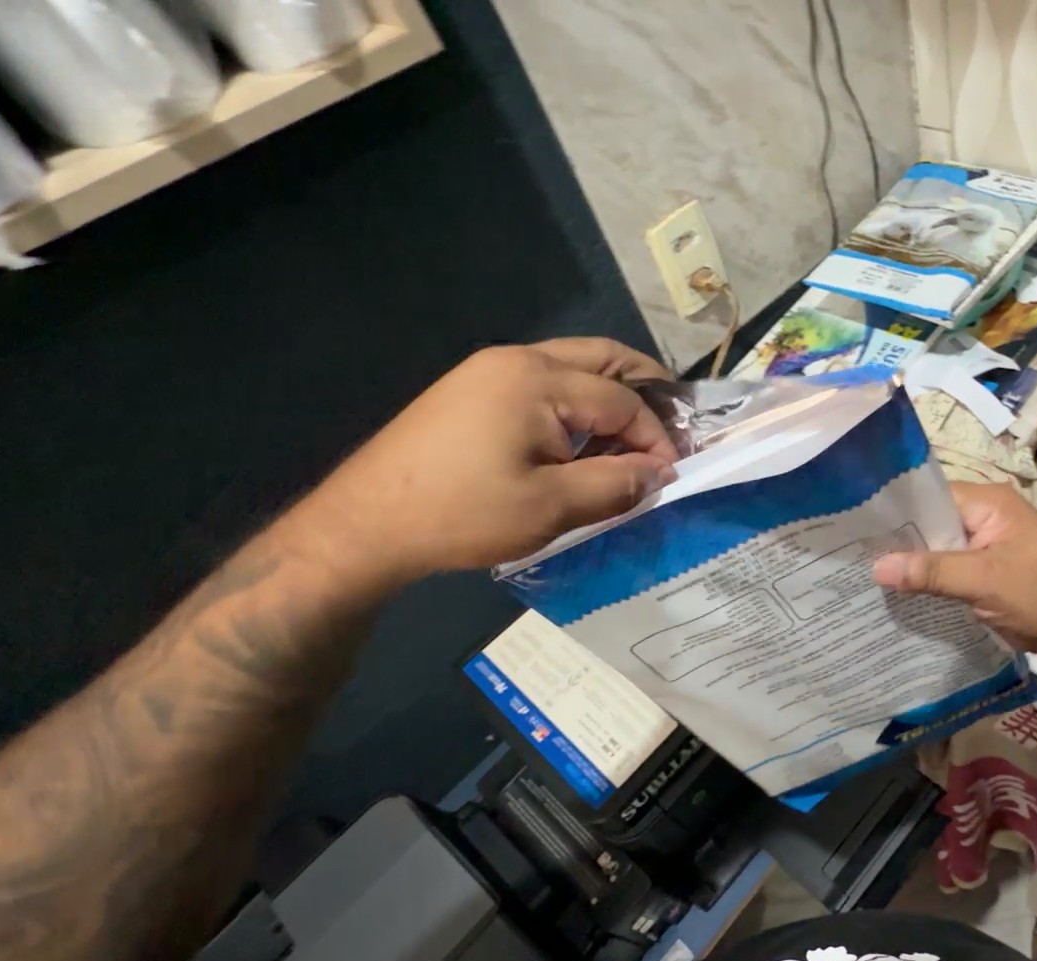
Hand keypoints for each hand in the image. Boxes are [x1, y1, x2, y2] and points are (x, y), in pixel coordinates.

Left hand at [286, 338, 678, 590]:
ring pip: (574, 368)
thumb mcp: (551, 508)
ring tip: (631, 442)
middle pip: (603, 359)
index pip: (622, 400)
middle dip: (646, 392)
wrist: (366, 524)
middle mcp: (516, 359)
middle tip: (670, 432)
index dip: (655, 438)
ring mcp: (489, 370)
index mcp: (536, 380)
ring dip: (611, 398)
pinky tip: (582, 443)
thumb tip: (660, 474)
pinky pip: (544, 384)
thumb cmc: (462, 514)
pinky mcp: (472, 390)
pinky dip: (577, 405)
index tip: (670, 477)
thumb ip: (616, 485)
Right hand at [872, 482, 1036, 661]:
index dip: (897, 511)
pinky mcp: (983, 568)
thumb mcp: (983, 581)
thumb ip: (931, 571)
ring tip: (866, 569)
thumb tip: (876, 567)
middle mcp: (986, 515)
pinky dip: (927, 576)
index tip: (858, 527)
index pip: (932, 496)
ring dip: (912, 560)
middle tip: (854, 552)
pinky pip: (947, 565)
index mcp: (990, 503)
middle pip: (932, 520)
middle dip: (900, 539)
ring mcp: (985, 543)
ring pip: (937, 545)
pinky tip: (898, 588)